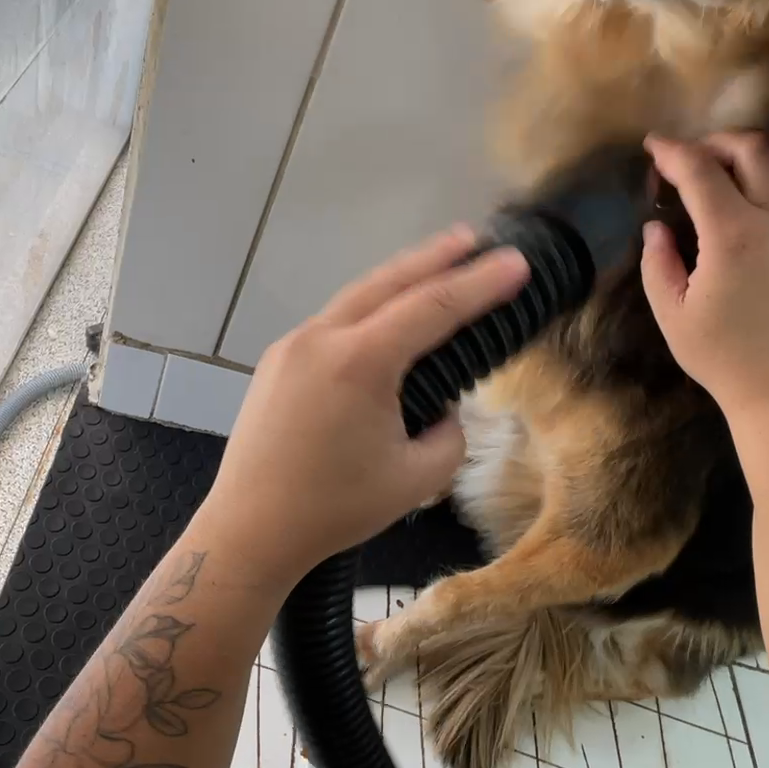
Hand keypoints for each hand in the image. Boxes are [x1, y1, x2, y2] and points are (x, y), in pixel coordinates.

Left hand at [198, 227, 529, 585]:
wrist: (250, 529)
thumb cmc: (334, 510)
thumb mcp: (415, 479)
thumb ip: (448, 435)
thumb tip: (440, 412)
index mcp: (358, 362)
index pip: (432, 307)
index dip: (480, 284)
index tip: (517, 263)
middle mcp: (320, 339)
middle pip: (387, 282)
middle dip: (436, 256)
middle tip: (474, 238)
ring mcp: (290, 348)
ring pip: (353, 298)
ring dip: (396, 279)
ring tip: (433, 265)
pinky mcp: (274, 365)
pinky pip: (330, 324)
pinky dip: (365, 311)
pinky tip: (381, 319)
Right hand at [639, 133, 768, 415]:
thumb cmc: (718, 355)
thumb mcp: (671, 314)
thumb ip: (658, 263)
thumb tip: (657, 227)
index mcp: (733, 237)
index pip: (701, 172)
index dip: (673, 153)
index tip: (652, 145)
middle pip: (754, 150)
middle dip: (716, 142)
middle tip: (687, 156)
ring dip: (740, 170)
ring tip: (711, 192)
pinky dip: (759, 204)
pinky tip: (740, 234)